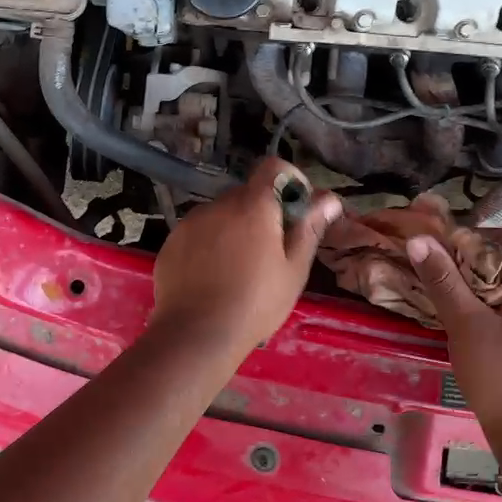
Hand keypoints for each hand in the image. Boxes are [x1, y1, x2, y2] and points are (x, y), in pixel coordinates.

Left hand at [147, 158, 340, 357]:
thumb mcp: (293, 270)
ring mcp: (191, 221)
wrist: (195, 335)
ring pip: (221, 214)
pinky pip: (198, 232)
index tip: (295, 208)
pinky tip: (212, 277)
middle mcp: (219, 203)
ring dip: (233, 229)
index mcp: (253, 205)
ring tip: (239, 269)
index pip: (272, 167)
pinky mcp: (172, 240)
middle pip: (246, 194)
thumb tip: (329, 199)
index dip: (288, 180)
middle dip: (261, 213)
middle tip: (270, 251)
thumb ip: (309, 228)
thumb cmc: (255, 304)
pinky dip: (209, 244)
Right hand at [406, 230, 501, 454]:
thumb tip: (419, 239)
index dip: (484, 239)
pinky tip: (476, 316)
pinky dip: (497, 300)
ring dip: (488, 280)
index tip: (451, 254)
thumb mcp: (465, 325)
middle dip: (484, 259)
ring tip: (459, 293)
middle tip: (451, 273)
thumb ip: (443, 280)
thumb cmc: (500, 379)